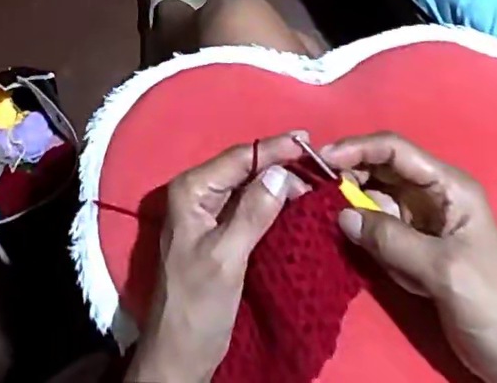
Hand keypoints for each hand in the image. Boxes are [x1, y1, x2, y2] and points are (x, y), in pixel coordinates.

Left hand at [128, 133, 311, 382]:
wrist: (178, 356)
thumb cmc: (198, 306)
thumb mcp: (227, 258)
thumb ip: (253, 212)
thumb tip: (281, 173)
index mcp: (192, 190)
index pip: (238, 158)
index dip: (274, 148)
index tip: (308, 140)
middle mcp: (196, 192)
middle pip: (243, 168)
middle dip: (279, 163)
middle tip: (318, 163)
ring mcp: (206, 212)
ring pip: (247, 185)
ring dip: (278, 181)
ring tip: (313, 179)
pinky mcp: (217, 231)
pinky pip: (248, 206)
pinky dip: (271, 201)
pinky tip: (293, 201)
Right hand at [324, 133, 496, 382]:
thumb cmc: (493, 306)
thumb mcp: (443, 271)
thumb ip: (392, 240)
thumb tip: (342, 215)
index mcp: (448, 186)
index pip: (394, 149)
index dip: (358, 147)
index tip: (323, 158)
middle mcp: (433, 195)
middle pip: (381, 168)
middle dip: (349, 173)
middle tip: (316, 186)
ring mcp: (423, 221)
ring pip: (376, 196)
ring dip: (351, 201)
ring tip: (323, 210)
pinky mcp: (414, 247)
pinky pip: (378, 226)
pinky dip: (361, 229)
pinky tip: (346, 236)